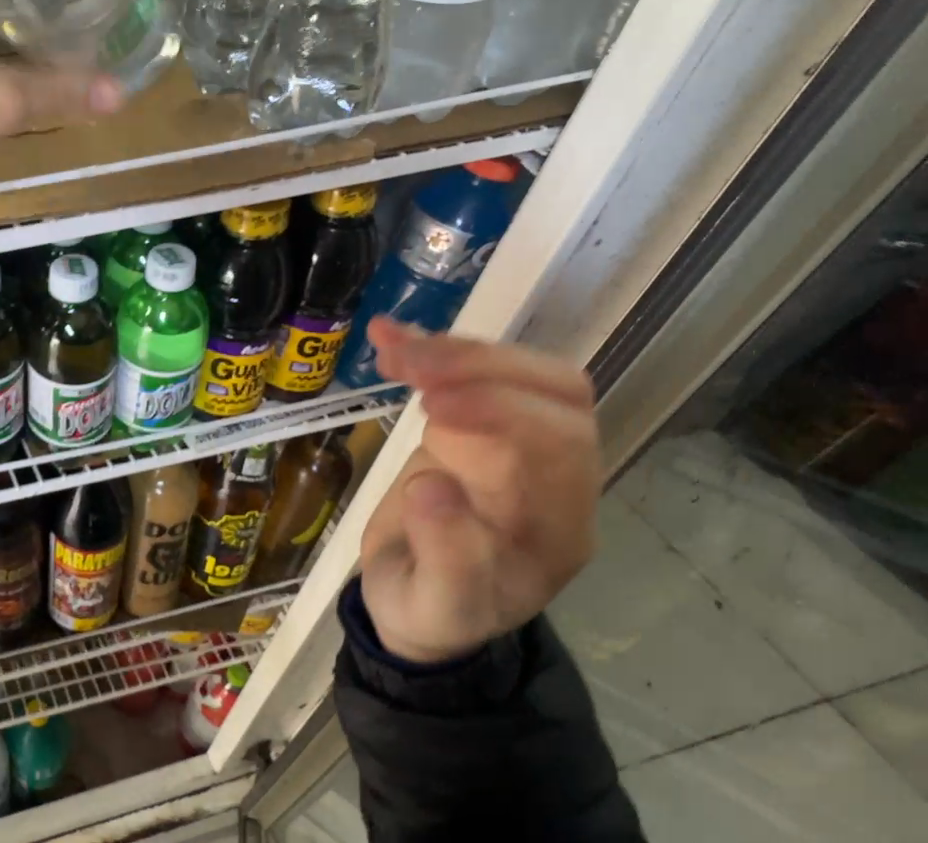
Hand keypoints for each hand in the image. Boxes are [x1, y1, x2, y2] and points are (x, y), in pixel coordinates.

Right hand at [358, 318, 602, 664]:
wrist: (423, 610)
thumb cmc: (432, 613)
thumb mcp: (433, 609)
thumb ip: (447, 561)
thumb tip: (431, 485)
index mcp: (556, 527)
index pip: (556, 445)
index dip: (500, 414)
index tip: (429, 406)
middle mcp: (558, 479)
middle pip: (555, 396)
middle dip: (481, 368)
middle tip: (406, 363)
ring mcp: (526, 448)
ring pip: (523, 374)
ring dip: (458, 352)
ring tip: (391, 346)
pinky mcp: (487, 429)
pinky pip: (480, 376)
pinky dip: (437, 350)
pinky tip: (389, 336)